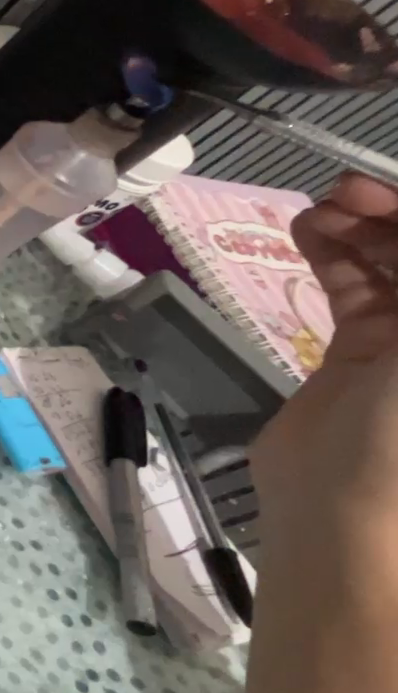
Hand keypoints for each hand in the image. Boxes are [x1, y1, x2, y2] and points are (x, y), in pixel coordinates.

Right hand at [251, 174, 397, 545]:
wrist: (345, 502)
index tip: (377, 191)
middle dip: (393, 215)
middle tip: (337, 193)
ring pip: (394, 264)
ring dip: (356, 231)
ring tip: (312, 212)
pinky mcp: (365, 348)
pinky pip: (352, 288)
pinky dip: (329, 257)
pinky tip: (303, 234)